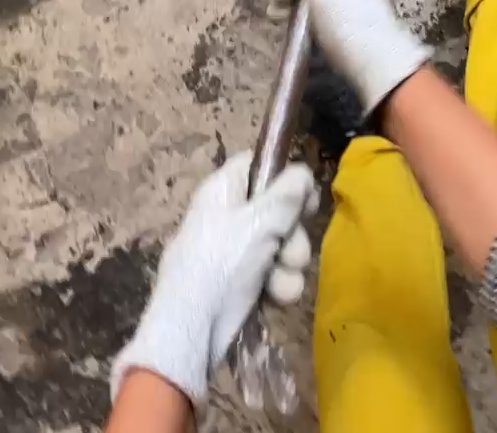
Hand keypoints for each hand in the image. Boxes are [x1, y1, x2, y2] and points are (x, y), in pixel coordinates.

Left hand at [112, 152, 317, 405]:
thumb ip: (286, 195)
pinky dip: (280, 285)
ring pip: (282, 244)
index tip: (305, 195)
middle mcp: (232, 214)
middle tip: (291, 252)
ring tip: (279, 283)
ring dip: (289, 265)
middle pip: (279, 207)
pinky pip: (276, 272)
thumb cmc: (220, 265)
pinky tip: (276, 298)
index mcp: (225, 189)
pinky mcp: (245, 281)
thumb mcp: (258, 223)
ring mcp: (238, 249)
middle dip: (293, 233)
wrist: (191, 331)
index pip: (258, 164)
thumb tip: (302, 172)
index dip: (284, 176)